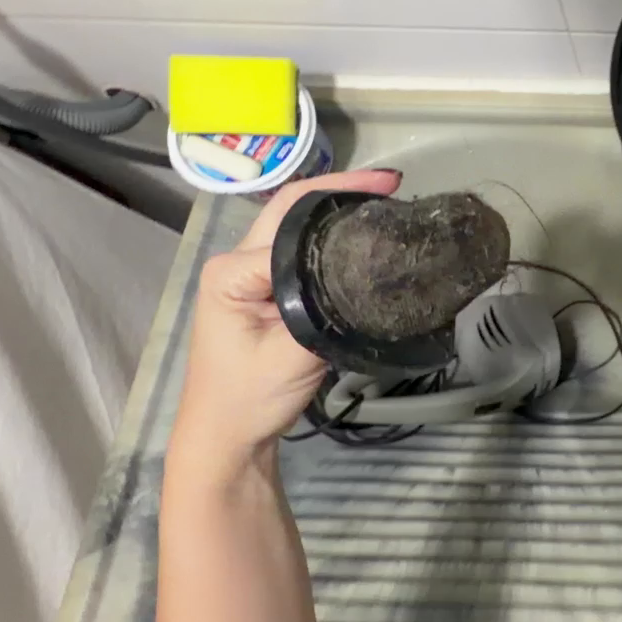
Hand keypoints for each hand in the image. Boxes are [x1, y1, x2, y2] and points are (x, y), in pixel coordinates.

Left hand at [174, 169, 402, 458]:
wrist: (228, 436)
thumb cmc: (249, 396)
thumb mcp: (290, 353)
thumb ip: (324, 309)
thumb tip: (368, 274)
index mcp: (234, 270)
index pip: (293, 219)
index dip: (341, 195)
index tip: (389, 189)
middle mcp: (239, 262)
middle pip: (293, 209)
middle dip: (341, 188)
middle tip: (393, 185)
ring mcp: (253, 275)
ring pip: (298, 227)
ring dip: (339, 209)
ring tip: (386, 205)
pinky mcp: (270, 290)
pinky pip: (305, 251)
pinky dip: (336, 237)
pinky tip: (365, 238)